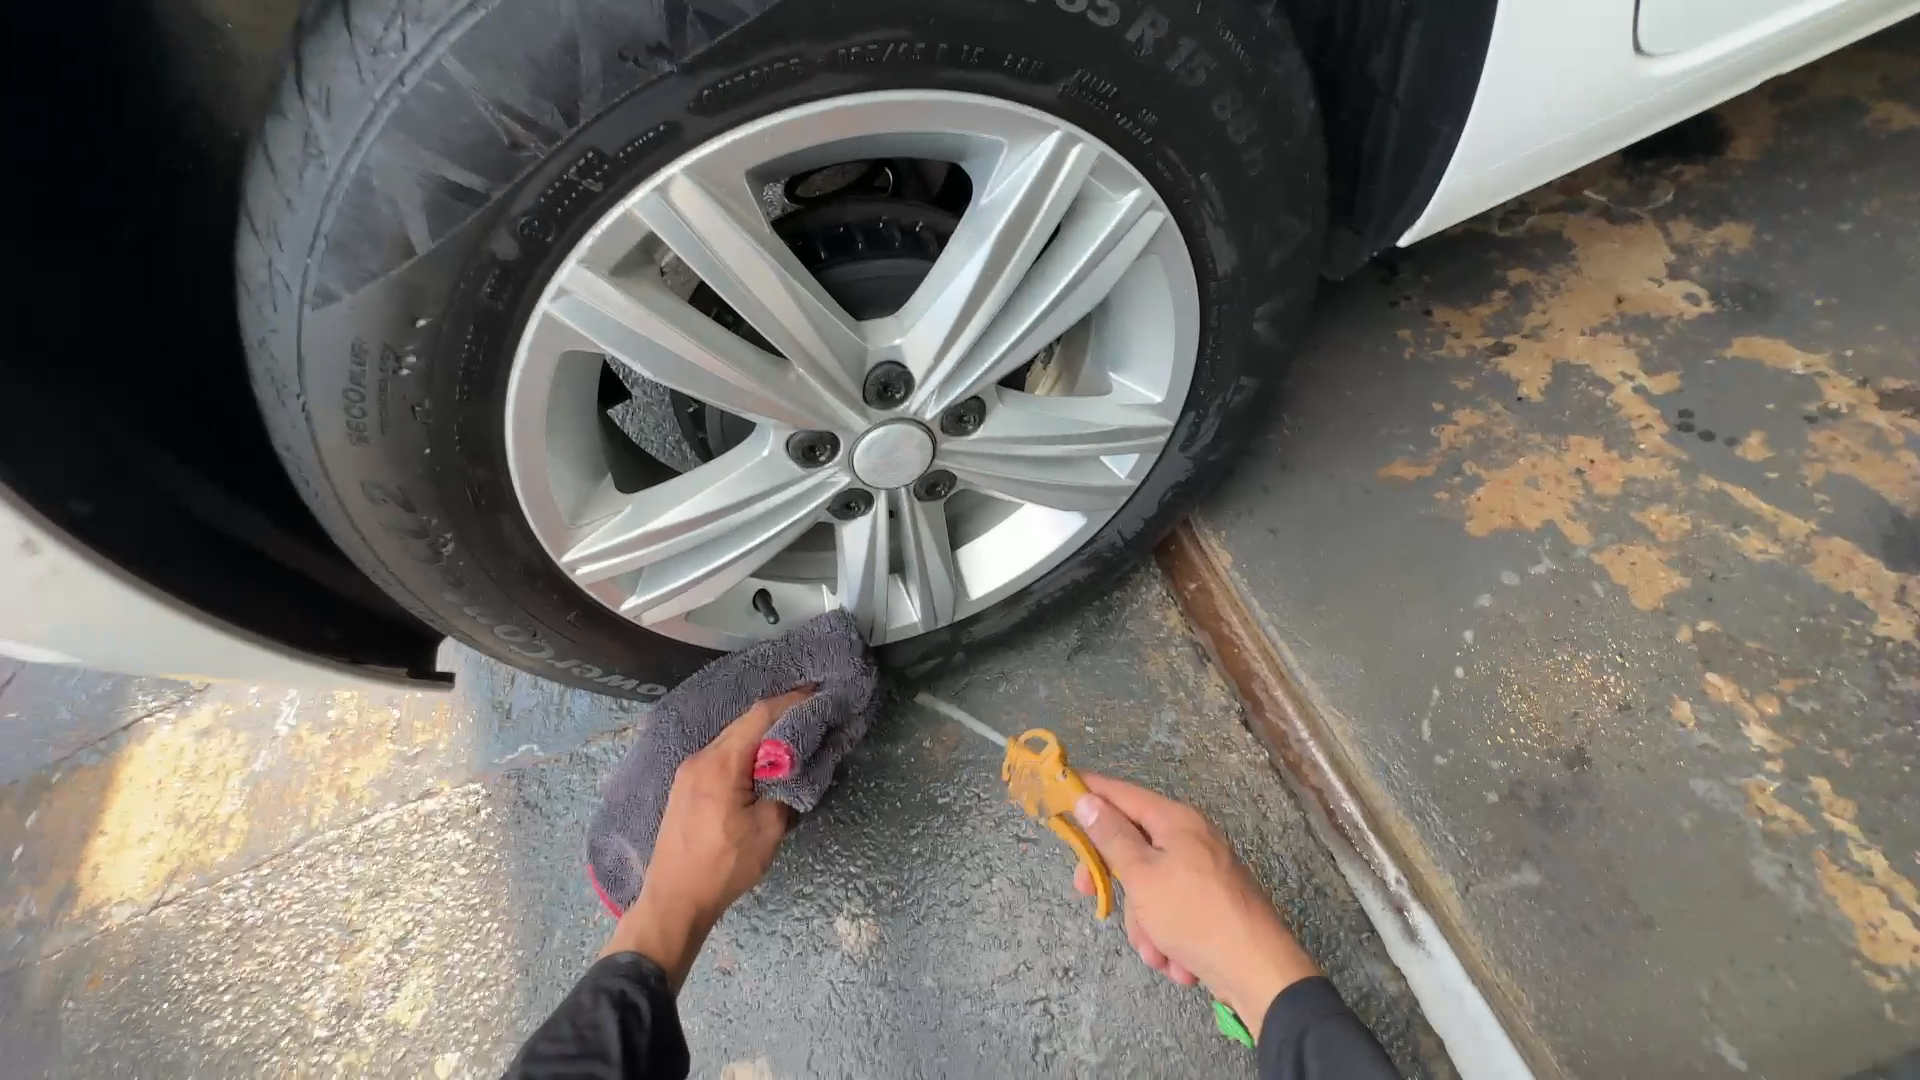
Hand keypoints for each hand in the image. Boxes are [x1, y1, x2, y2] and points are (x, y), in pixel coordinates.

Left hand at [602, 688, 812, 987]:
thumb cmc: (723, 867)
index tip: (818, 692)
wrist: (672, 903)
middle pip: (745, 722)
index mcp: (720, 764)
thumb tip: (801, 769)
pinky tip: (764, 756)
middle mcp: (701, 758)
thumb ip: (788, 790)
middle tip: (813, 708)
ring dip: (763, 731)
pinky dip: (747, 747)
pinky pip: (722, 753)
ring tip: (794, 731)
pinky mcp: (687, 786)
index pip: (760, 716)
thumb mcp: (768, 830)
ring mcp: (689, 771)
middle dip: (781, 712)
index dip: (792, 701)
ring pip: (733, 737)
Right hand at [1071, 773, 1318, 1030]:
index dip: (1087, 792)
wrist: (1259, 974)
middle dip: (1115, 882)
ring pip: (1149, 887)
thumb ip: (1111, 836)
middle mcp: (1189, 838)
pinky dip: (1167, 936)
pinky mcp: (1211, 904)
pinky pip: (1172, 911)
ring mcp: (1202, 872)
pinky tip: (1177, 961)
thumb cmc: (1194, 914)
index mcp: (1174, 820)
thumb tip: (1087, 799)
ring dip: (1145, 924)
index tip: (1056, 793)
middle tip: (1087, 895)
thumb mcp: (1142, 875)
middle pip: (1132, 846)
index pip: (1120, 793)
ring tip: (1157, 952)